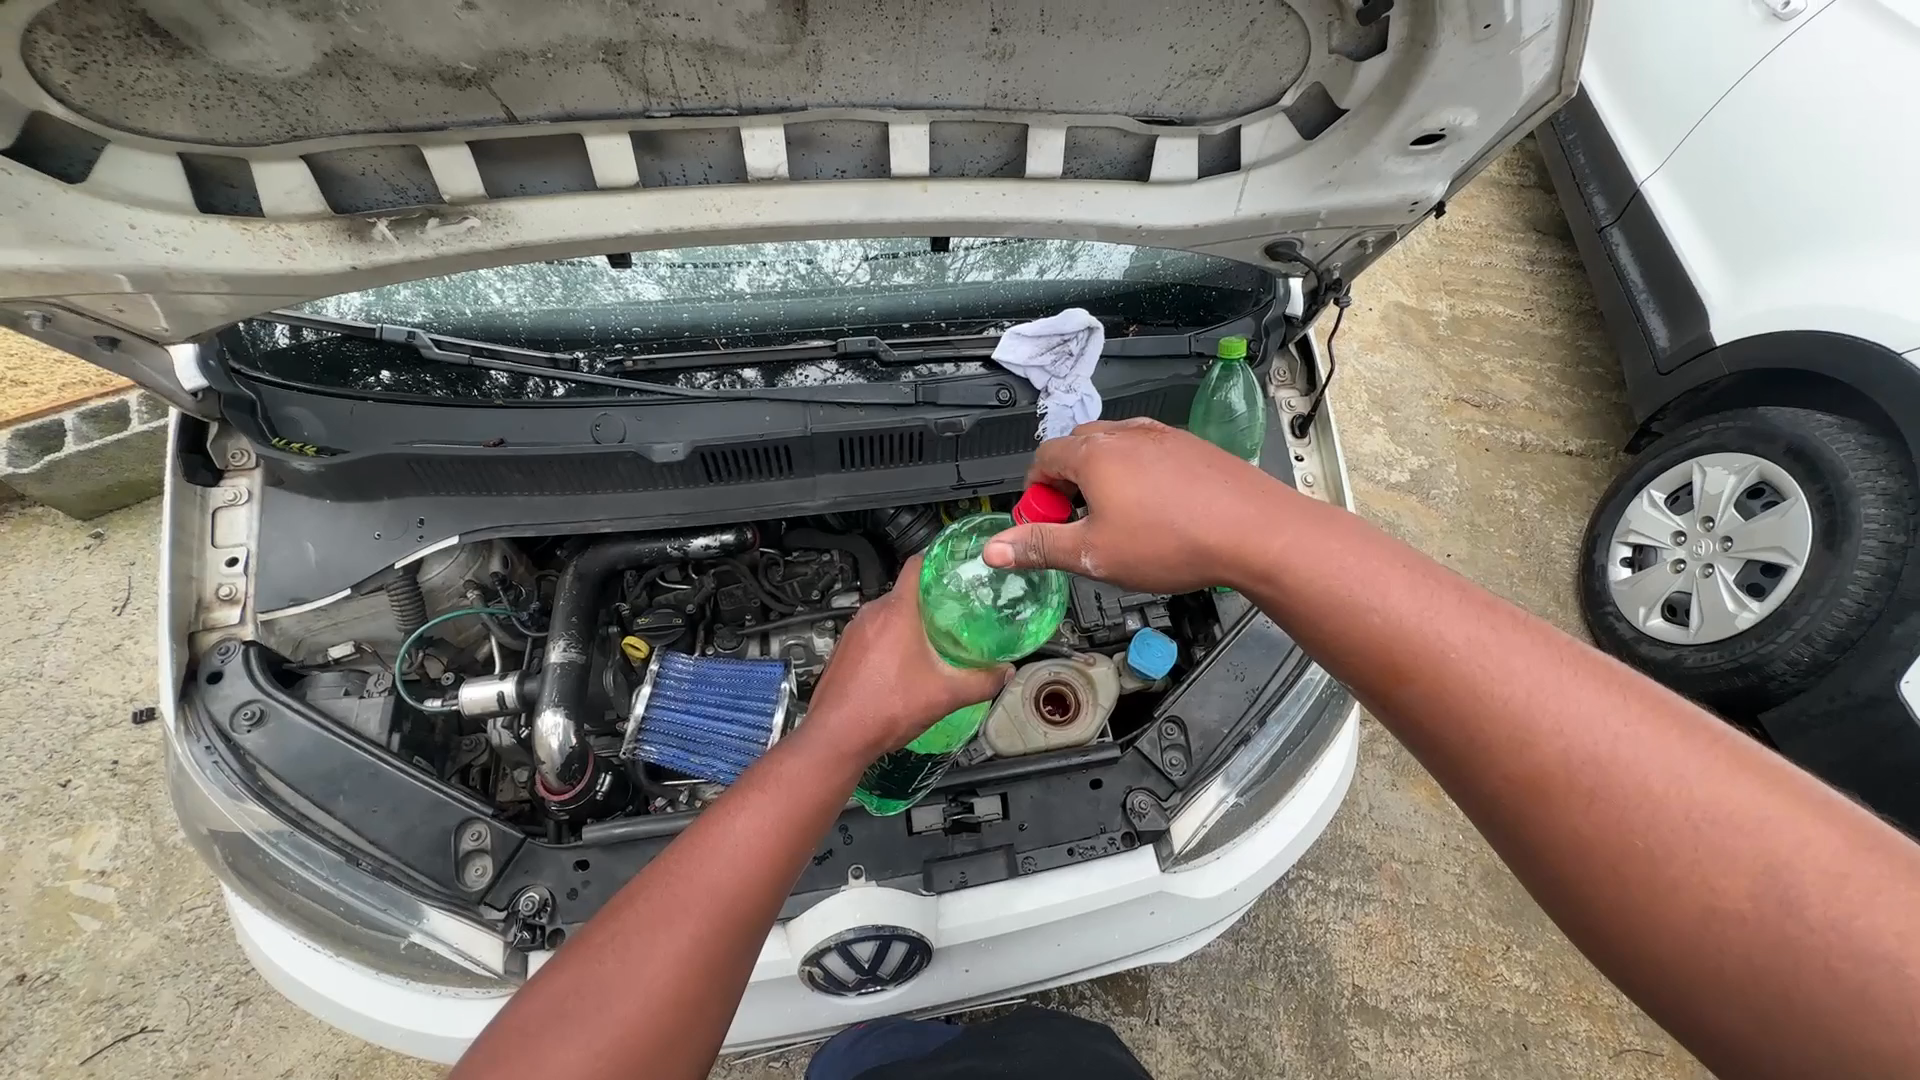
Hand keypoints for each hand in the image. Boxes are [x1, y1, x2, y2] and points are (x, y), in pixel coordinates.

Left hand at [802, 555, 1011, 759]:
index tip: (958, 570)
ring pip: (887, 614)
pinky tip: (903, 663)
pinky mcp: (844, 650)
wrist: (838, 737)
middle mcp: (871, 613)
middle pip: (906, 591)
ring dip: (909, 623)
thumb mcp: (945, 695)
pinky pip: (872, 634)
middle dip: (931, 601)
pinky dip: (889, 640)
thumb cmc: (885, 709)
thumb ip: (981, 682)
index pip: (917, 564)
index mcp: (896, 611)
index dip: (939, 562)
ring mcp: (854, 631)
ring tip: (933, 640)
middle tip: (956, 613)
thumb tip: (1004, 672)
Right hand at [982, 418, 1292, 592]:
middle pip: (1077, 446)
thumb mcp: (1095, 554)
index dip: (1034, 491)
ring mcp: (1163, 435)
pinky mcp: (1193, 446)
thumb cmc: (1172, 542)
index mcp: (1094, 454)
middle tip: (1075, 521)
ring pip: (1115, 447)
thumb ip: (1039, 547)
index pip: (1043, 457)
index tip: (1042, 521)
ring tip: (1114, 517)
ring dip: (1101, 476)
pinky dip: (1136, 474)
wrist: (1256, 531)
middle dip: (1065, 482)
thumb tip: (993, 550)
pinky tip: (1155, 509)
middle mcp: (1126, 433)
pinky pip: (1149, 452)